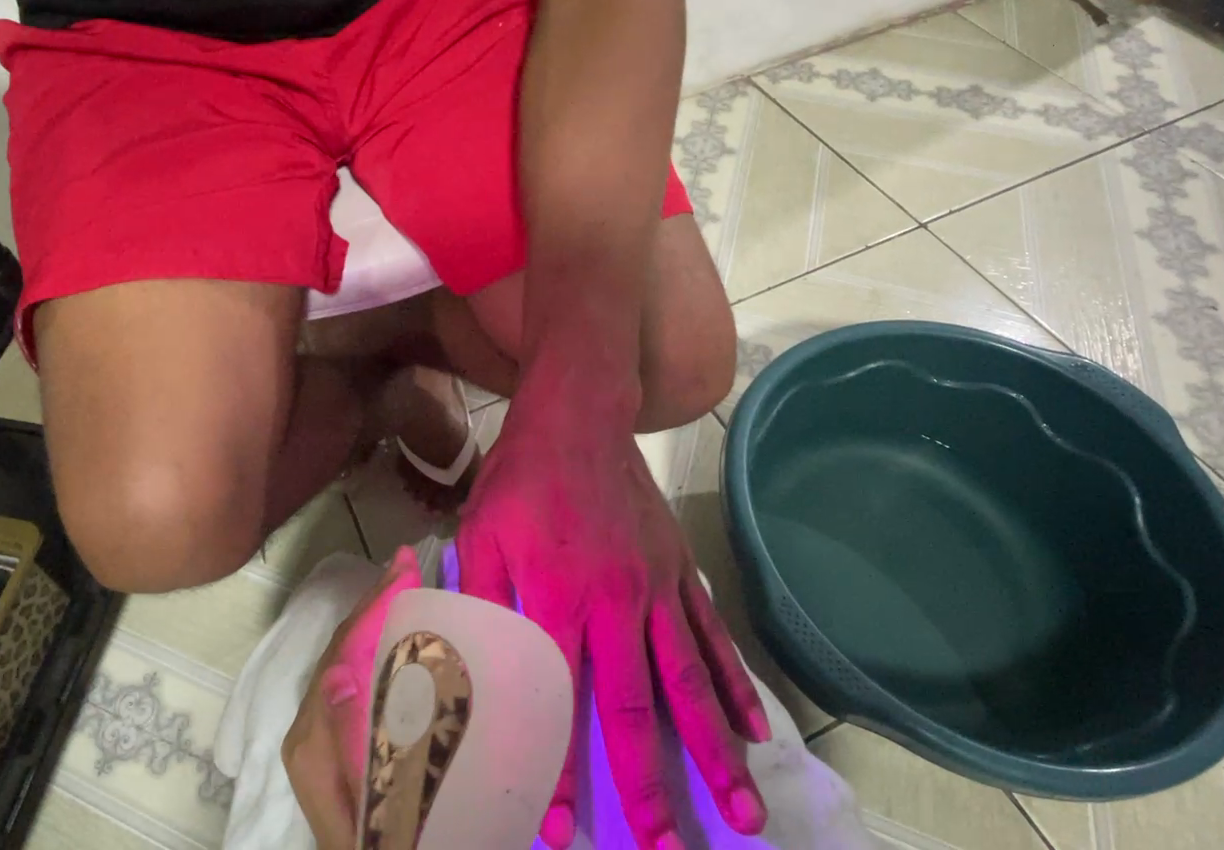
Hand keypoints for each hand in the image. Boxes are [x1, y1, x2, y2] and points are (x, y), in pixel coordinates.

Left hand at [282, 548, 422, 848]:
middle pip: (343, 650)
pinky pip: (362, 680)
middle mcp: (314, 727)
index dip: (370, 609)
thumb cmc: (375, 845)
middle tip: (406, 564)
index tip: (402, 571)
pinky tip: (404, 633)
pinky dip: (382, 647)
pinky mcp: (345, 741)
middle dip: (373, 604)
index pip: (340, 655)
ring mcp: (327, 733)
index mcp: (312, 739)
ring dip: (378, 619)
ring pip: (351, 660)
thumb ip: (341, 749)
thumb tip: (338, 676)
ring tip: (406, 584)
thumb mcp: (359, 814)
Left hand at [457, 393, 771, 849]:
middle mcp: (616, 602)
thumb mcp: (479, 534)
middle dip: (651, 788)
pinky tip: (754, 729)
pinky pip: (712, 637)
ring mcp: (658, 588)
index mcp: (558, 597)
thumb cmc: (519, 477)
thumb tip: (469, 668)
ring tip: (745, 816)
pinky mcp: (681, 569)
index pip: (558, 701)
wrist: (577, 415)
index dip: (557, 769)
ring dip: (716, 754)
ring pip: (691, 684)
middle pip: (638, 709)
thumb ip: (478, 603)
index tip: (559, 829)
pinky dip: (734, 687)